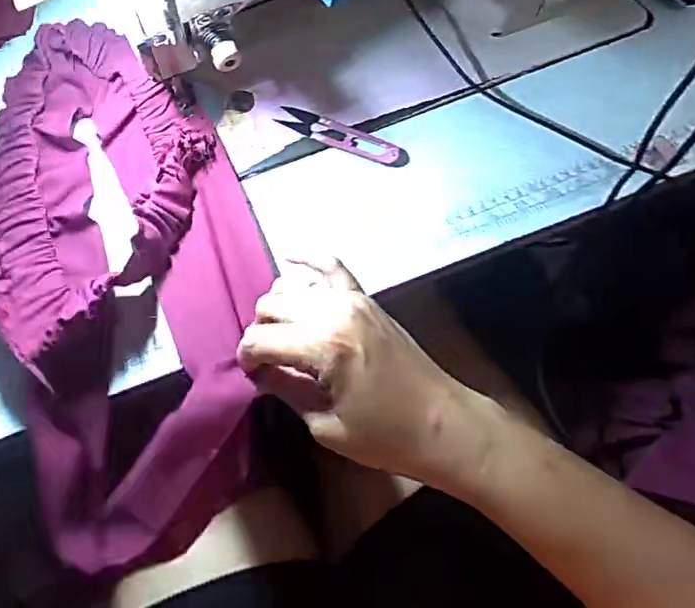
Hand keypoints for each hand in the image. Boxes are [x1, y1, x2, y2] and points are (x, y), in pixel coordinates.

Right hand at [237, 256, 505, 493]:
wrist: (447, 426)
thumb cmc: (388, 437)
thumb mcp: (327, 426)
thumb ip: (286, 389)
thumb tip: (258, 371)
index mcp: (323, 346)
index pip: (262, 339)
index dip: (247, 356)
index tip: (248, 373)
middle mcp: (333, 312)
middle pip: (271, 306)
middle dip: (260, 331)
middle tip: (266, 359)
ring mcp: (351, 299)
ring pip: (291, 286)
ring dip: (278, 306)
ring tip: (283, 333)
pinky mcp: (365, 297)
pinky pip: (330, 266)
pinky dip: (307, 259)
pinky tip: (288, 258)